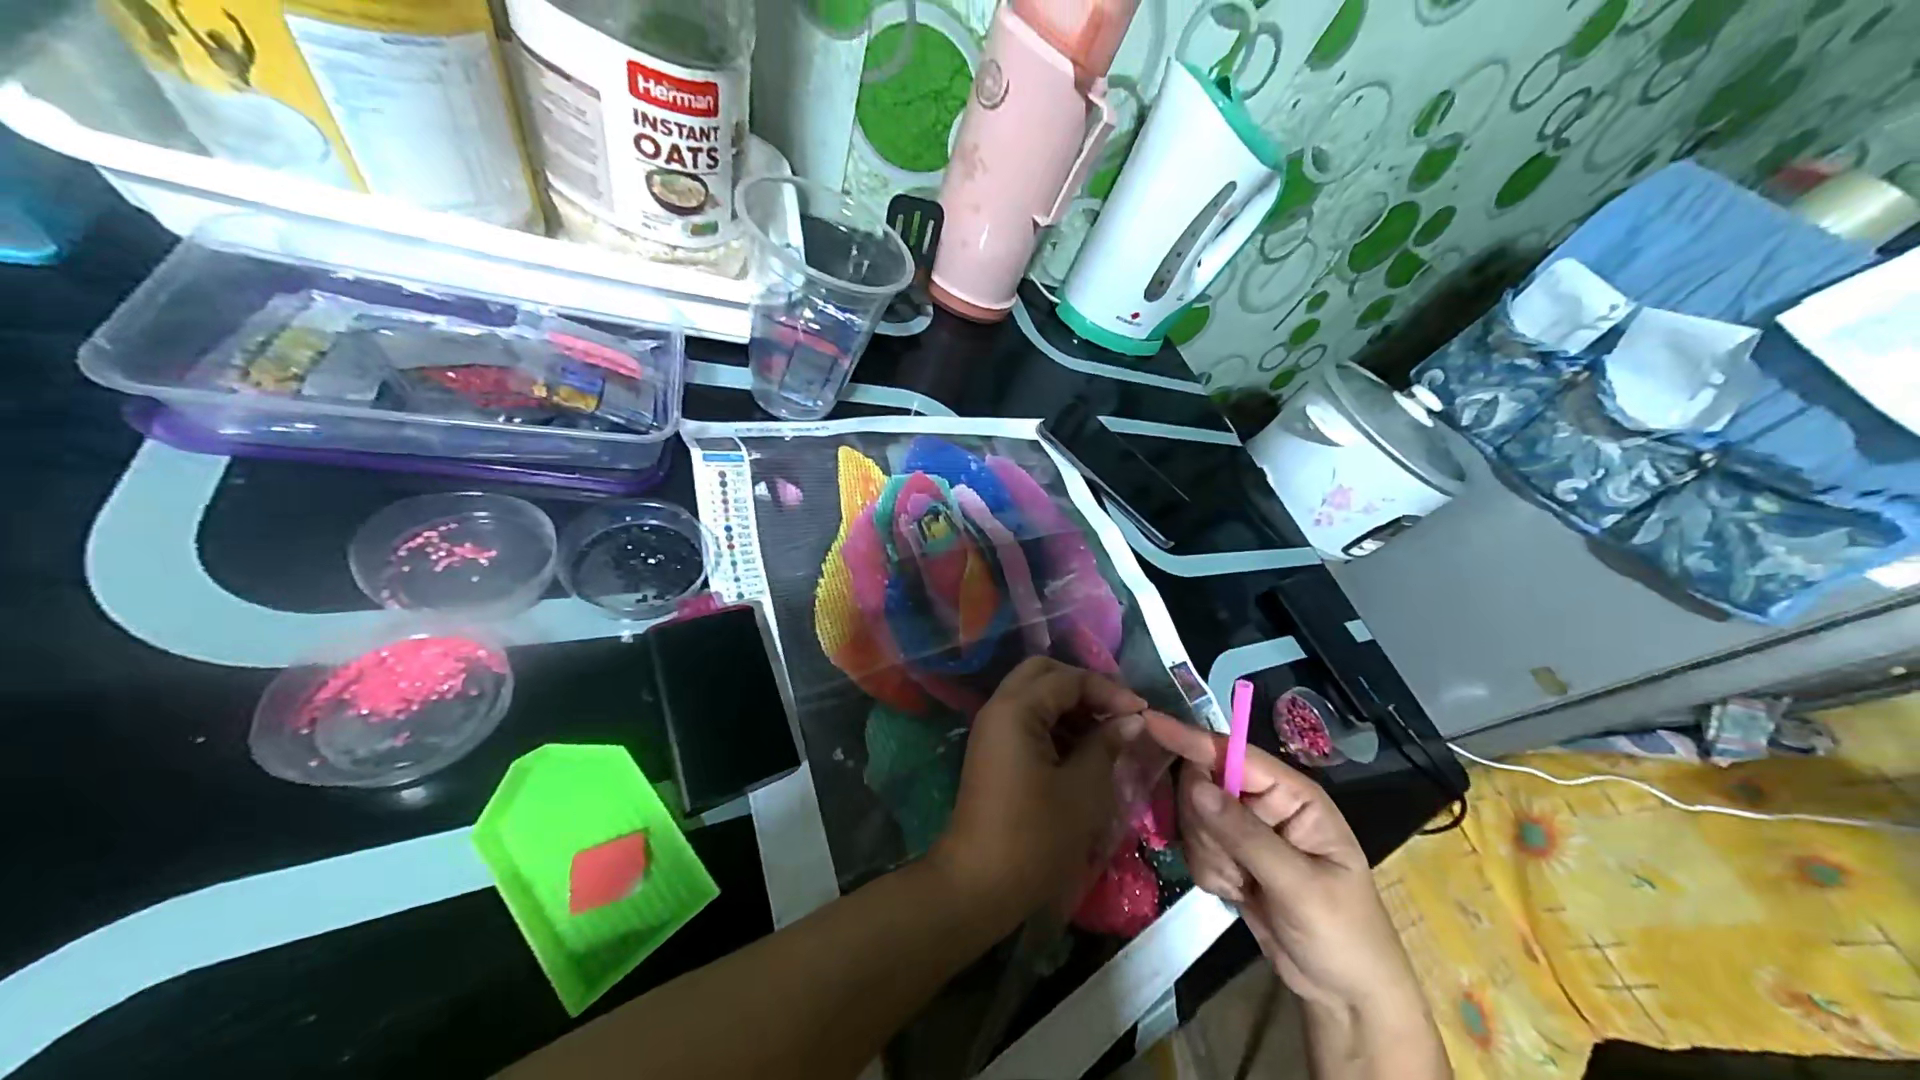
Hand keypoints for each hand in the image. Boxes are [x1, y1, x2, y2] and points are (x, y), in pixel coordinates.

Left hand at [931, 657, 1149, 921]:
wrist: (979, 883)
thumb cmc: (1036, 835)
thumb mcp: (1083, 789)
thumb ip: (1106, 744)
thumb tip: (1131, 719)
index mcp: (1015, 710)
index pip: (1067, 679)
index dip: (1108, 691)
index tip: (1141, 713)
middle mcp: (998, 709)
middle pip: (1043, 675)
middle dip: (1083, 687)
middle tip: (1118, 713)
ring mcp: (991, 731)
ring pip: (1033, 696)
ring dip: (1069, 706)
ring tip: (1106, 733)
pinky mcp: (993, 752)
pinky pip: (1026, 720)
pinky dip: (1054, 724)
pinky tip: (1082, 750)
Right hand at [1143, 713, 1423, 1013]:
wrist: (1345, 994)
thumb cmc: (1343, 934)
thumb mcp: (1300, 886)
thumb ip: (1245, 834)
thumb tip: (1195, 785)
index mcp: (1293, 796)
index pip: (1234, 754)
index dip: (1192, 739)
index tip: (1150, 722)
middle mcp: (1266, 802)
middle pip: (1204, 784)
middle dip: (1207, 826)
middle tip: (1234, 867)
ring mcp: (1245, 828)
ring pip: (1194, 818)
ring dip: (1210, 855)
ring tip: (1245, 886)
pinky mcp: (1229, 854)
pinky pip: (1194, 846)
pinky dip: (1209, 871)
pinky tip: (1238, 894)